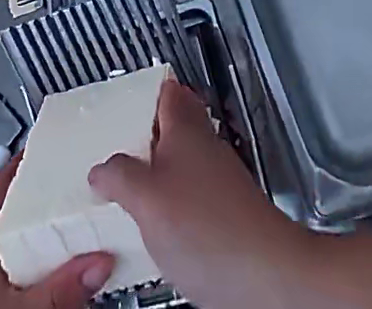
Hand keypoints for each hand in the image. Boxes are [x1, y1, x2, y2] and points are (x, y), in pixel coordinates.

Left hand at [0, 152, 114, 308]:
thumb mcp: (23, 307)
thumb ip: (60, 287)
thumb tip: (100, 261)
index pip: (3, 188)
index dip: (21, 164)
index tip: (43, 146)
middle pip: (16, 215)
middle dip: (45, 203)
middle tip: (75, 191)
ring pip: (21, 246)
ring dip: (46, 238)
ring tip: (78, 232)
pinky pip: (23, 270)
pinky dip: (44, 267)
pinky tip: (63, 278)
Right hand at [88, 80, 312, 308]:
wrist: (269, 281)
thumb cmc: (212, 231)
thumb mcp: (144, 199)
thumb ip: (117, 176)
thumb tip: (102, 171)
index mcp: (185, 129)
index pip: (167, 91)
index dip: (146, 91)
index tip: (126, 96)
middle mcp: (206, 148)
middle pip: (171, 128)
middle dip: (144, 137)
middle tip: (117, 147)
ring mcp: (220, 181)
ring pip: (180, 163)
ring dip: (156, 173)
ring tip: (128, 191)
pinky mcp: (228, 215)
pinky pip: (191, 197)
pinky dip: (172, 205)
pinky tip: (157, 228)